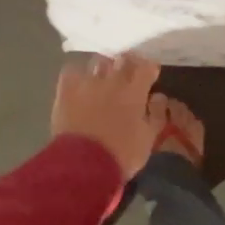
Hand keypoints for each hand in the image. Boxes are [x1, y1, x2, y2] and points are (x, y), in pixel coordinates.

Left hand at [51, 54, 159, 178]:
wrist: (83, 164)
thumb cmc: (122, 154)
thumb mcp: (148, 139)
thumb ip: (157, 115)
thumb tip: (159, 97)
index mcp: (135, 91)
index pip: (147, 67)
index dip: (150, 68)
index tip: (150, 74)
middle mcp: (112, 80)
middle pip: (123, 59)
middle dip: (128, 63)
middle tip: (128, 74)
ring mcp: (87, 82)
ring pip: (98, 62)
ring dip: (104, 68)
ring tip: (103, 78)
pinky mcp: (66, 89)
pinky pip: (72, 71)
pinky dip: (78, 74)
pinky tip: (79, 83)